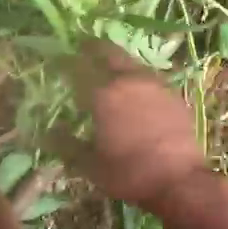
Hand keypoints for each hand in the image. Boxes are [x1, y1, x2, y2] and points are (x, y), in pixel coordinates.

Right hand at [68, 40, 212, 211]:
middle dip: (92, 48)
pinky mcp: (173, 95)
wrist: (180, 181)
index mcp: (103, 94)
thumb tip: (47, 132)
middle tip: (82, 47)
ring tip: (107, 66)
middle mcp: (128, 80)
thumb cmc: (128, 173)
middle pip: (108, 53)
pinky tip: (134, 89)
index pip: (77, 68)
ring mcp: (154, 85)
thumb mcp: (89, 164)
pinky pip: (149, 77)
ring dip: (116, 60)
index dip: (64, 61)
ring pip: (131, 62)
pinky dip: (135, 77)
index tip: (56, 59)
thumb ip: (66, 144)